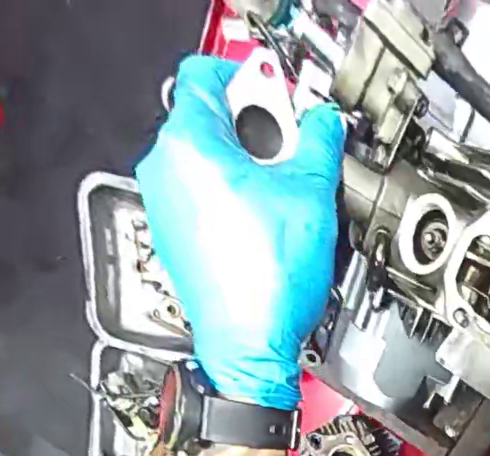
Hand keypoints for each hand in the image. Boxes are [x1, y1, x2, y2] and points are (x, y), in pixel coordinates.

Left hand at [136, 55, 345, 410]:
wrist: (249, 347)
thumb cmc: (267, 283)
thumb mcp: (310, 198)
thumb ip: (318, 144)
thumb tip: (323, 122)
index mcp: (189, 146)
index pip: (209, 73)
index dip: (255, 79)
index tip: (284, 98)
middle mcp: (166, 171)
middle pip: (215, 122)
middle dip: (262, 133)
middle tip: (298, 157)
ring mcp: (169, 208)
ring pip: (215, 164)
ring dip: (255, 170)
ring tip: (290, 202)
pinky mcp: (180, 239)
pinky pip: (210, 200)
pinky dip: (241, 202)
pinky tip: (273, 230)